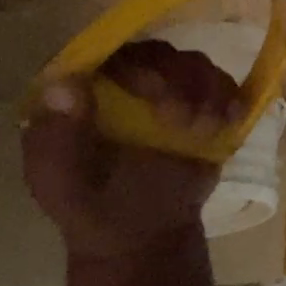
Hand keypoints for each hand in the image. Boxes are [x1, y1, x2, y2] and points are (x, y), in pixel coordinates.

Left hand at [23, 41, 242, 259]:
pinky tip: (226, 122)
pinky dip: (228, 97)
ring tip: (204, 130)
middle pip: (155, 53)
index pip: (103, 54)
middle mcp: (122, 81)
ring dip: (205, 92)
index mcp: (79, 96)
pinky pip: (222, 80)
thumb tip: (64, 83)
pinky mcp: (202, 99)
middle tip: (184, 121)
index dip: (131, 64)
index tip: (151, 91)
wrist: (148, 233)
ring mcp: (167, 88)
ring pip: (192, 62)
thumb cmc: (96, 208)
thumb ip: (57, 138)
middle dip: (176, 82)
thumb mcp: (62, 183)